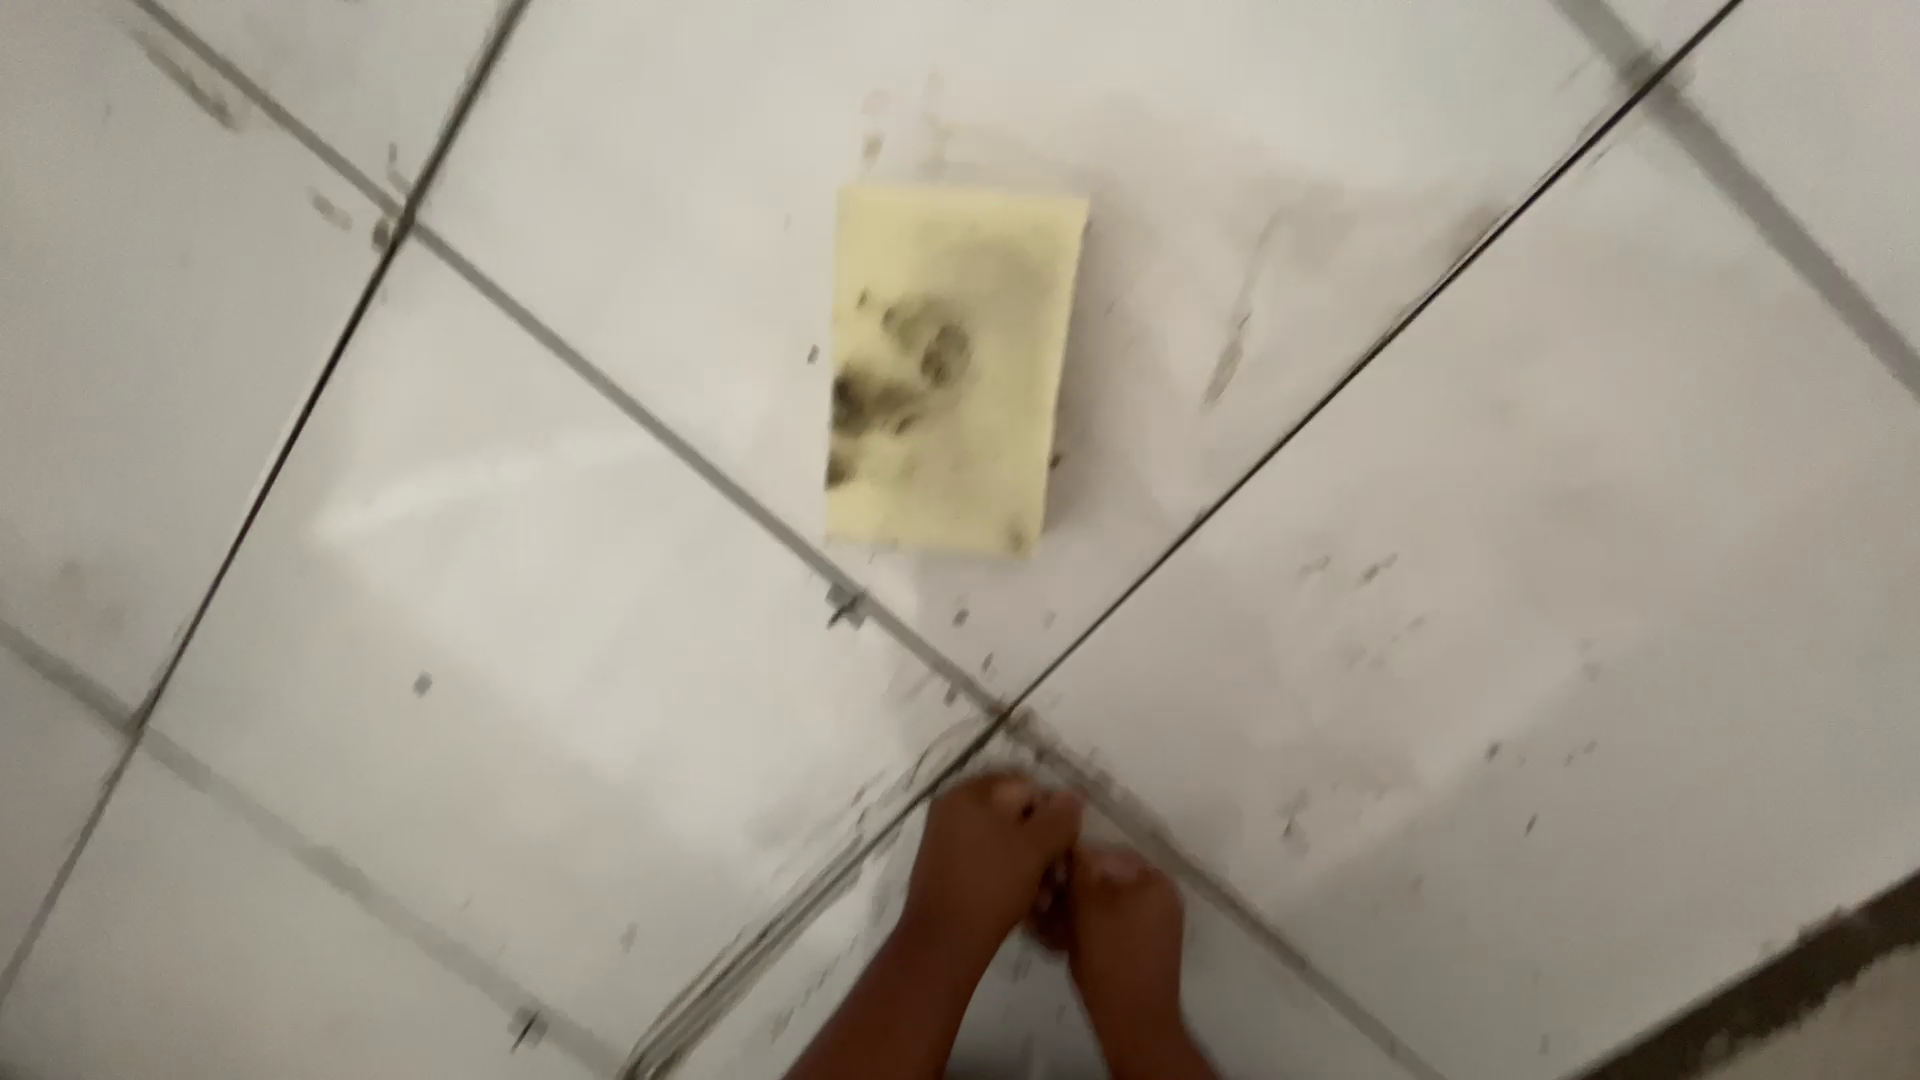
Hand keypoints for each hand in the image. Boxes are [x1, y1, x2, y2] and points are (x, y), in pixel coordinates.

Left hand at [897, 771, 1083, 963]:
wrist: (943, 941)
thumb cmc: (991, 886)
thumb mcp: (1034, 849)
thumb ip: (1058, 819)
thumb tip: (1073, 795)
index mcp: (971, 791)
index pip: (1026, 785)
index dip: (1053, 814)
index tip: (1065, 847)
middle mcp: (955, 805)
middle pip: (1013, 811)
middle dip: (1040, 840)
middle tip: (1057, 873)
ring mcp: (947, 835)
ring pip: (1002, 837)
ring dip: (1027, 860)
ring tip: (1044, 893)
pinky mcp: (945, 863)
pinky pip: (985, 855)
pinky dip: (1006, 870)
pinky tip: (1025, 899)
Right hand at [1066, 845, 1187, 1048]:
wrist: (1134, 1023)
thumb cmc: (1111, 957)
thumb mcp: (1087, 904)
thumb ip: (1079, 867)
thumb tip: (1071, 844)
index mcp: (1154, 880)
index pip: (1106, 853)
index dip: (1073, 861)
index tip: (1047, 874)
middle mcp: (1160, 896)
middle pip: (1106, 878)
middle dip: (1072, 888)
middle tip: (1043, 900)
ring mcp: (1153, 923)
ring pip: (1105, 903)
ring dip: (1075, 908)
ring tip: (1047, 921)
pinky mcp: (1142, 946)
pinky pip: (1111, 924)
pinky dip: (1088, 927)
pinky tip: (1062, 937)